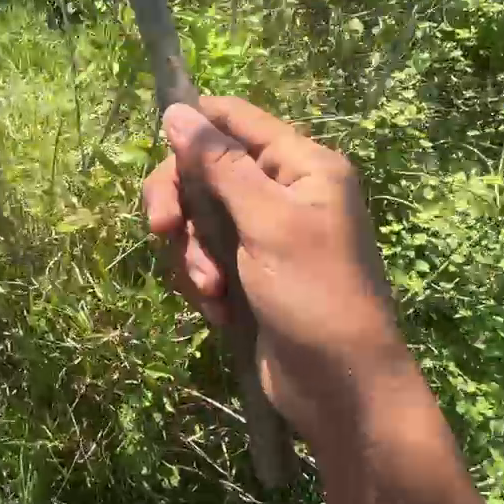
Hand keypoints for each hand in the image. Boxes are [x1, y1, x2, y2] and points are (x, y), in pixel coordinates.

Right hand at [143, 97, 403, 436]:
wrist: (343, 393)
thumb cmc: (314, 295)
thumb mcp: (266, 222)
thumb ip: (219, 163)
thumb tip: (176, 110)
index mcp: (300, 164)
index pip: (232, 117)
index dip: (193, 127)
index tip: (160, 155)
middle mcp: (282, 188)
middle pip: (203, 167)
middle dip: (181, 202)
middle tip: (162, 229)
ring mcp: (264, 229)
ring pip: (197, 213)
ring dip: (191, 250)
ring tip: (209, 287)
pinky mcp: (248, 266)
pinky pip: (204, 250)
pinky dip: (201, 275)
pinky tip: (216, 304)